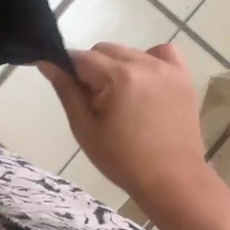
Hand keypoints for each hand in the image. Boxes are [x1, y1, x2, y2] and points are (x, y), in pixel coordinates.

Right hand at [39, 42, 208, 200]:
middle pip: (104, 50)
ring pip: (129, 52)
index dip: (68, 69)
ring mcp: (167, 69)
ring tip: (120, 98)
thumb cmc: (122, 160)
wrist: (172, 180)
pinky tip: (144, 82)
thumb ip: (66, 90)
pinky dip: (148, 59)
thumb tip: (46, 63)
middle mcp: (144, 64)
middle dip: (92, 68)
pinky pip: (162, 52)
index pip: (81, 57)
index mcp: (118, 77)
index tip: (67, 87)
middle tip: (94, 101)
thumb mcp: (84, 128)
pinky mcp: (183, 78)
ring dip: (117, 66)